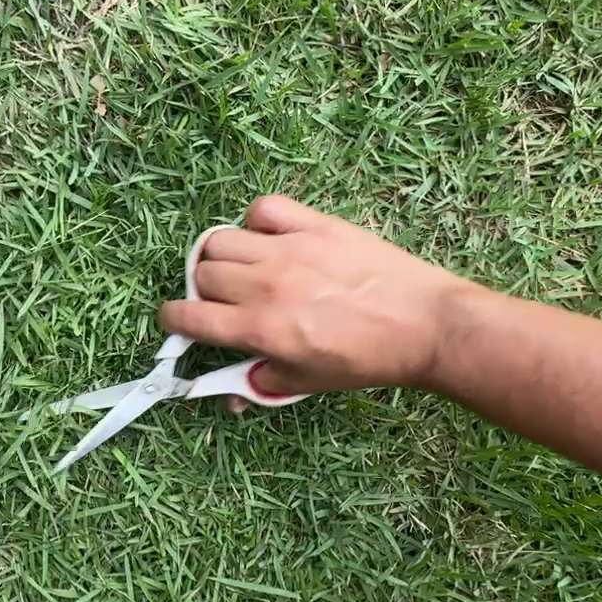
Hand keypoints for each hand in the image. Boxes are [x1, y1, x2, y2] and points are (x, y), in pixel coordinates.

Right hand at [159, 196, 475, 394]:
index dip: (173, 319)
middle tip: (224, 300)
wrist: (428, 326)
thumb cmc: (368, 360)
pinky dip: (255, 221)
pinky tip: (268, 238)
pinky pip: (263, 209)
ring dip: (220, 256)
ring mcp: (288, 250)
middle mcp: (265, 286)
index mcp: (261, 329)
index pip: (187, 315)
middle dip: (203, 290)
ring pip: (219, 239)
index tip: (180, 321)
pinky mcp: (314, 225)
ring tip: (241, 267)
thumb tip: (228, 393)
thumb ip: (261, 382)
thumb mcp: (309, 382)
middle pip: (201, 274)